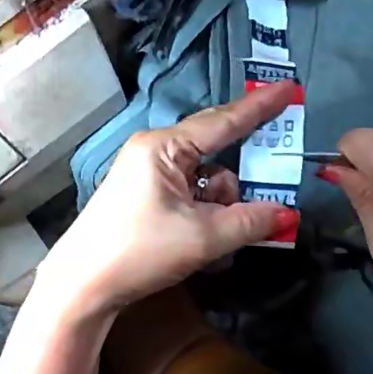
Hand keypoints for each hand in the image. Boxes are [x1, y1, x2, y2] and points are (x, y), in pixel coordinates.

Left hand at [35, 82, 297, 315]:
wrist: (83, 286)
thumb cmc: (139, 251)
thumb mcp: (202, 238)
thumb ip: (250, 221)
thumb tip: (287, 214)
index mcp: (164, 147)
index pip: (223, 121)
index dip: (260, 106)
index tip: (289, 87)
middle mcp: (155, 151)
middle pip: (215, 150)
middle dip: (242, 172)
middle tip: (274, 179)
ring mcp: (147, 173)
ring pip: (206, 179)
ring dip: (221, 205)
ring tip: (220, 240)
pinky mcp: (144, 196)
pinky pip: (190, 194)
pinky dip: (205, 214)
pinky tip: (206, 242)